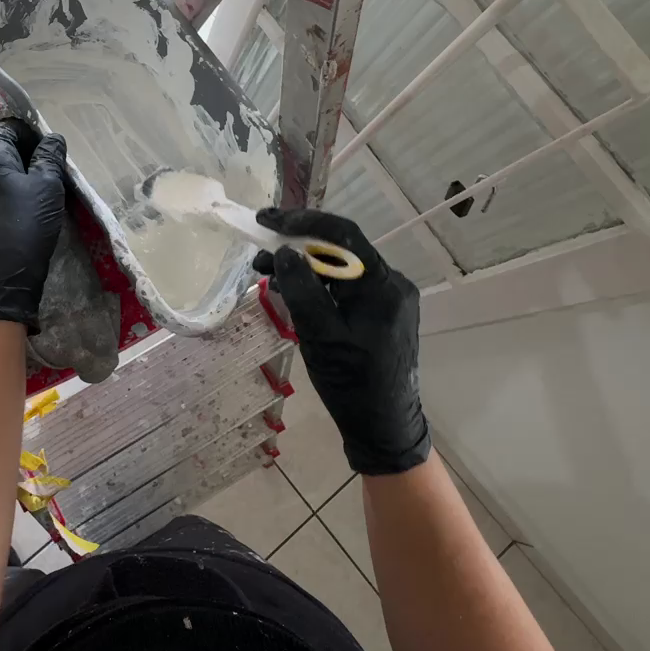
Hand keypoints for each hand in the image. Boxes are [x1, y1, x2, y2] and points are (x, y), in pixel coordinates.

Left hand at [0, 118, 67, 331]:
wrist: (4, 274)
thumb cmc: (28, 223)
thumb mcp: (48, 186)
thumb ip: (49, 157)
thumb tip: (52, 138)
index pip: (5, 127)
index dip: (28, 131)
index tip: (48, 145)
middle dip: (11, 140)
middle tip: (37, 153)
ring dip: (7, 159)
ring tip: (33, 171)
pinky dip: (2, 176)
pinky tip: (21, 190)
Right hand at [254, 208, 428, 475]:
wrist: (384, 429)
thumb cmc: (353, 385)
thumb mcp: (320, 338)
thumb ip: (303, 291)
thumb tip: (286, 253)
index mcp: (382, 286)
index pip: (343, 234)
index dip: (302, 221)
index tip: (266, 221)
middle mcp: (391, 284)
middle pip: (340, 249)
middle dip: (297, 244)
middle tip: (258, 250)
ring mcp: (387, 299)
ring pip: (340, 269)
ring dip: (303, 266)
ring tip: (265, 272)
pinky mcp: (379, 314)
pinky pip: (345, 287)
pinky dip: (316, 285)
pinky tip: (290, 290)